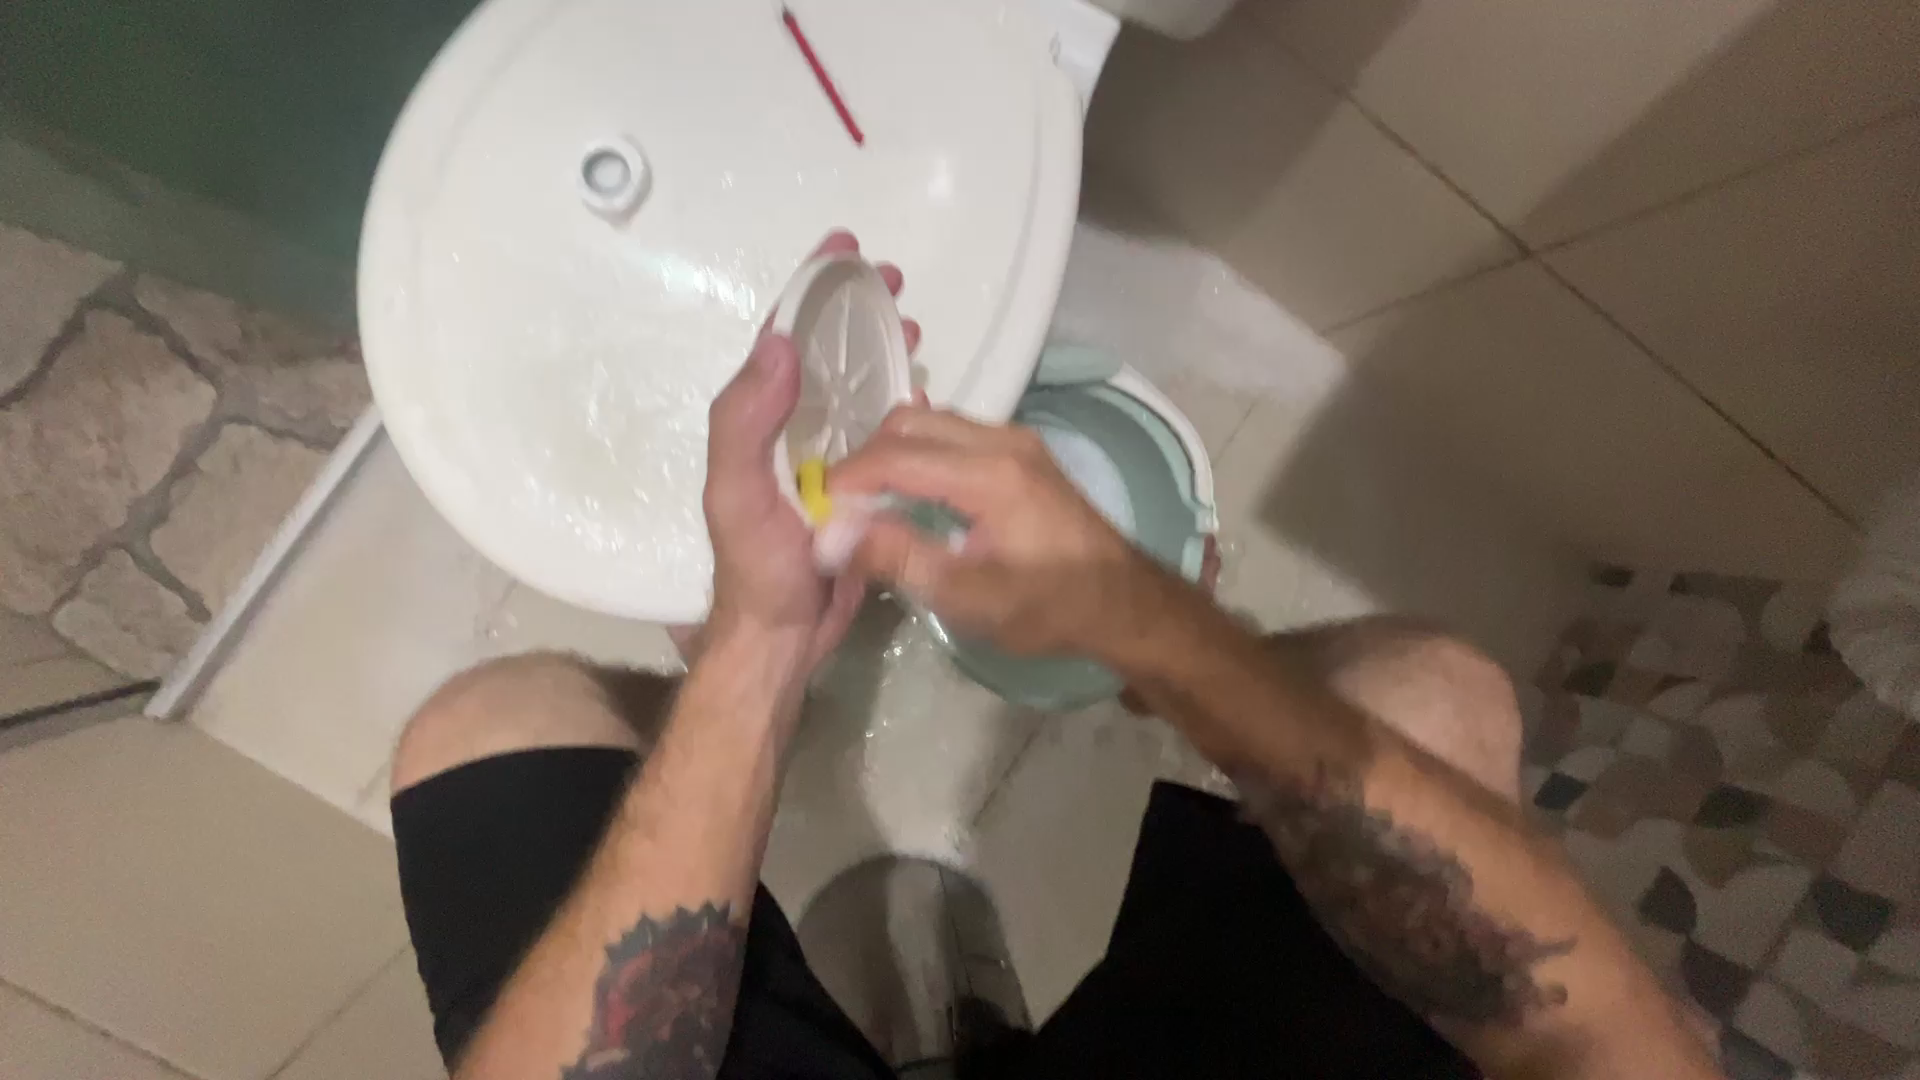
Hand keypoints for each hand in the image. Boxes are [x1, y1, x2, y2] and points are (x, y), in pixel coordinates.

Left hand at [693, 231, 921, 669]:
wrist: (785, 635)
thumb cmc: (757, 568)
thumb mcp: (737, 494)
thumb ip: (745, 421)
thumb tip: (779, 342)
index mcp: (758, 421)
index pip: (784, 339)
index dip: (810, 288)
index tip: (845, 249)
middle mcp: (790, 429)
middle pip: (824, 354)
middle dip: (854, 310)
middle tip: (895, 283)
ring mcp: (824, 457)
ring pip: (854, 389)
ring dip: (880, 351)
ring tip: (913, 327)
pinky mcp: (855, 486)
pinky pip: (879, 434)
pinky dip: (897, 406)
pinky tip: (918, 393)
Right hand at [829, 407, 1168, 658]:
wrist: (1123, 601)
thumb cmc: (1049, 606)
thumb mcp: (969, 597)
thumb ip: (899, 558)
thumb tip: (834, 534)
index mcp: (989, 473)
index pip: (894, 455)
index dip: (847, 480)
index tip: (820, 513)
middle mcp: (1001, 440)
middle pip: (909, 423)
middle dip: (867, 459)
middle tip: (847, 507)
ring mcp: (1016, 441)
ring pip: (932, 422)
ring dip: (894, 454)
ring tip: (874, 503)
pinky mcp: (1023, 452)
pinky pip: (954, 434)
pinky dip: (922, 455)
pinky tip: (915, 495)